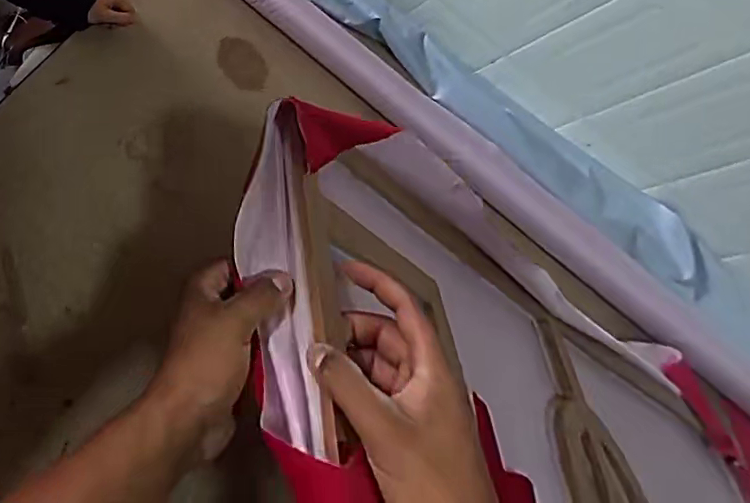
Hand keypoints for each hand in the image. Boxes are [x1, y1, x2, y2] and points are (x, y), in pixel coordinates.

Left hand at [87, 0, 136, 26]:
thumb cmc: (88, 8)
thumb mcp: (105, 16)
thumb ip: (122, 19)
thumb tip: (134, 20)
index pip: (130, 9)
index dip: (125, 20)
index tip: (115, 26)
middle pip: (121, 6)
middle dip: (116, 16)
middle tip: (106, 24)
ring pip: (112, 4)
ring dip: (108, 13)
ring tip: (98, 20)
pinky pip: (104, 2)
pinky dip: (102, 9)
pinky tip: (94, 13)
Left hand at [143, 262, 291, 459]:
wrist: (188, 420)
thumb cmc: (206, 361)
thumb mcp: (235, 321)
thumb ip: (260, 297)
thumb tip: (283, 277)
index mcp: (201, 290)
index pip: (232, 265)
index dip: (257, 267)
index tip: (288, 271)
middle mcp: (207, 310)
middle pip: (243, 296)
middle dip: (269, 299)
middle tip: (303, 299)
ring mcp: (217, 341)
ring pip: (250, 326)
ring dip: (272, 328)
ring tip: (305, 323)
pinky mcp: (227, 369)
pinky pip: (253, 353)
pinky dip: (269, 353)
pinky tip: (295, 352)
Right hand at [311, 260, 491, 502]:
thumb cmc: (434, 482)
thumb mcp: (385, 429)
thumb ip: (347, 384)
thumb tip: (315, 349)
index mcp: (432, 368)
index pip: (405, 308)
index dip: (377, 281)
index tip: (344, 268)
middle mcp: (426, 380)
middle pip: (385, 337)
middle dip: (350, 332)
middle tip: (316, 337)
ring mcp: (417, 407)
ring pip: (376, 367)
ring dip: (348, 364)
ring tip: (316, 368)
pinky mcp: (407, 432)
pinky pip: (374, 396)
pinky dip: (352, 392)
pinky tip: (329, 400)